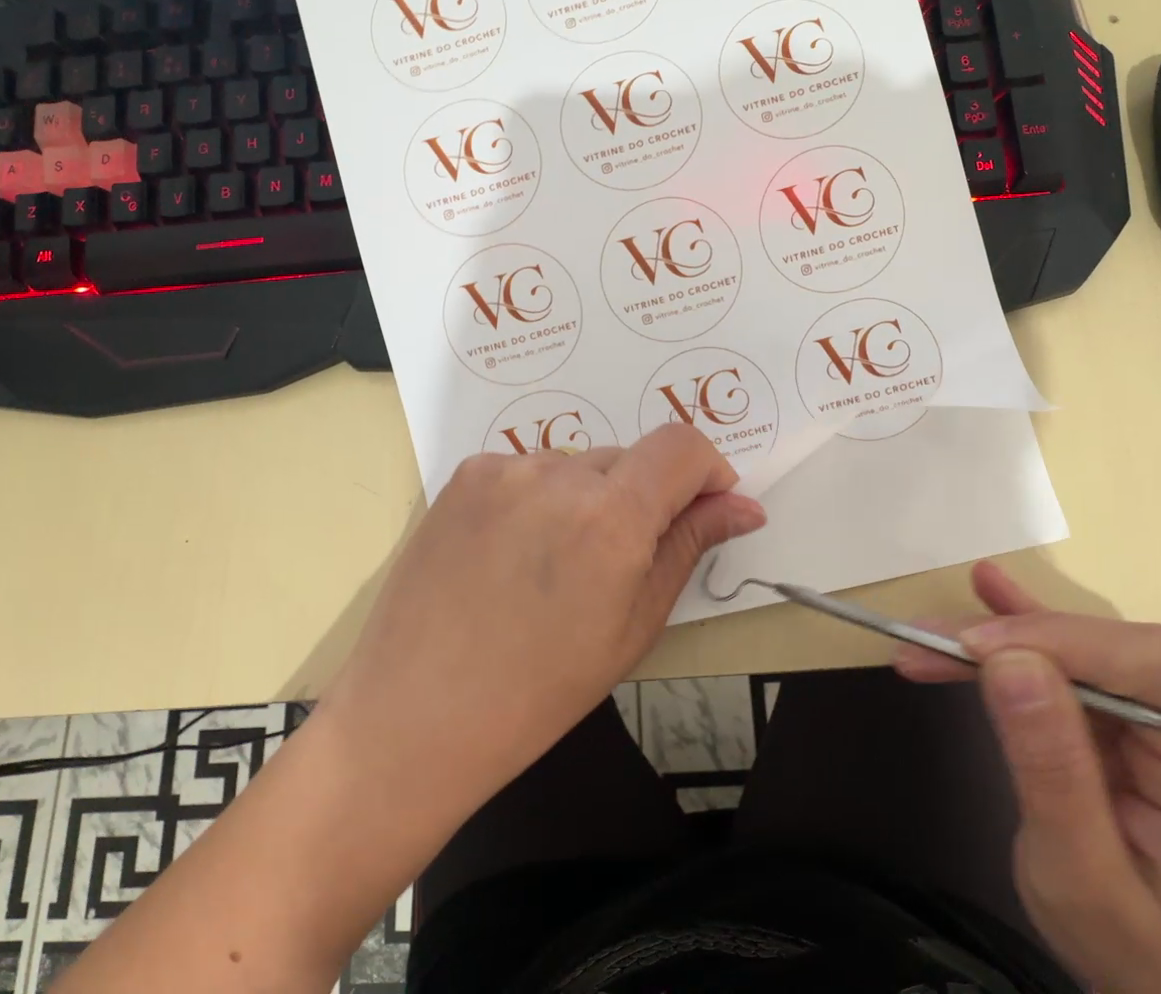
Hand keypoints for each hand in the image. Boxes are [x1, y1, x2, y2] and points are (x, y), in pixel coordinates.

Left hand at [323, 424, 765, 811]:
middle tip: (618, 565)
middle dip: (643, 498)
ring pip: (576, 466)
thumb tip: (742, 506)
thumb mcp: (633, 626)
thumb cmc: (540, 690)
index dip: (707, 471)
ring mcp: (501, 471)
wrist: (419, 713)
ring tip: (555, 568)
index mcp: (610, 518)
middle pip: (628, 459)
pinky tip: (515, 556)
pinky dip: (540, 500)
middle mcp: (556, 475)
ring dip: (588, 499)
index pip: (682, 446)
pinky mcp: (462, 478)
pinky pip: (526, 472)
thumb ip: (687, 548)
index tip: (704, 509)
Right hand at [893, 564, 1160, 993]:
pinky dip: (1029, 640)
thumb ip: (1050, 767)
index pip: (1153, 668)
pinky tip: (990, 599)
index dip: (1059, 641)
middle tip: (928, 642)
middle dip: (1016, 638)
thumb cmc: (1131, 951)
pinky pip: (1082, 672)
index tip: (971, 647)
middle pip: (1116, 651)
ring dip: (1005, 641)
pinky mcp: (1142, 729)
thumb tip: (1008, 663)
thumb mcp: (1079, 873)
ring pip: (1088, 654)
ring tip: (930, 635)